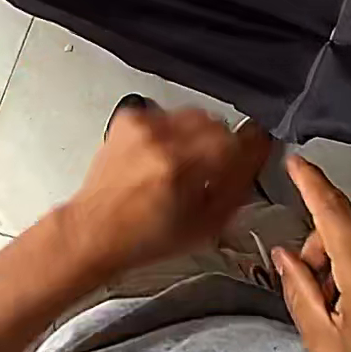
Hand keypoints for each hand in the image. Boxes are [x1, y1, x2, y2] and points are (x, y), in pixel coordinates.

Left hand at [58, 101, 270, 277]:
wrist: (93, 231)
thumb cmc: (141, 238)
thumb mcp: (204, 227)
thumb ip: (237, 187)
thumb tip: (256, 155)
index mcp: (182, 167)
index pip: (234, 138)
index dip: (248, 147)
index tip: (250, 151)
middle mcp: (161, 139)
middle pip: (215, 121)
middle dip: (220, 142)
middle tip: (213, 165)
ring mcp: (143, 126)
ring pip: (193, 113)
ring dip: (196, 134)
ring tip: (184, 161)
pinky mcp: (129, 119)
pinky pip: (167, 113)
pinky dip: (171, 129)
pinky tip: (163, 153)